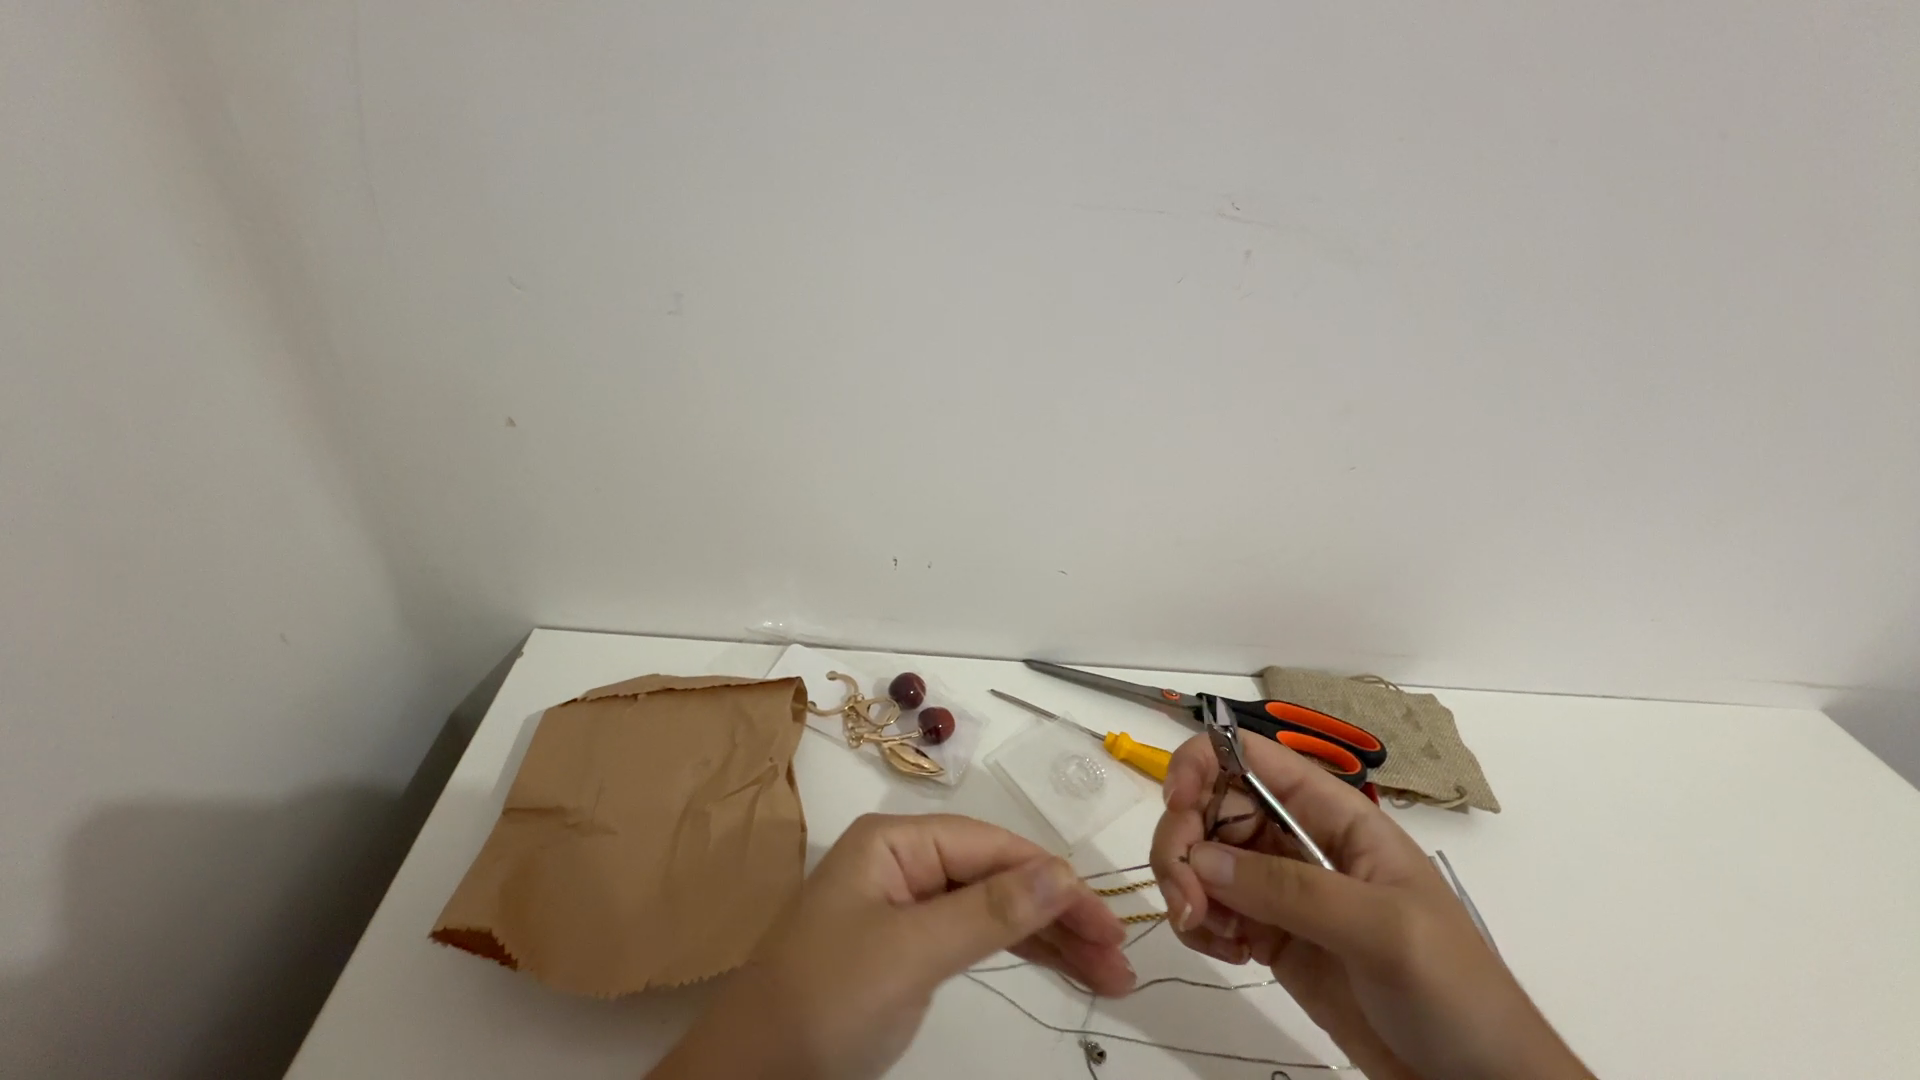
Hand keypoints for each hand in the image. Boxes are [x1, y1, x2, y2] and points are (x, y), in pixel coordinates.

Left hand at [649, 813, 1132, 1079]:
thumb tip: (1063, 871)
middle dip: (1059, 914)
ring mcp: (907, 903)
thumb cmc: (826, 1000)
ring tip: (1110, 974)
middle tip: (1120, 960)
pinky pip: (975, 936)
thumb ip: (989, 911)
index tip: (1108, 922)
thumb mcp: (912, 952)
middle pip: (999, 876)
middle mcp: (905, 861)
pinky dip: (1019, 953)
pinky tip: (1062, 965)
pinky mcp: (909, 944)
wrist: (751, 1074)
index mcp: (896, 842)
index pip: (992, 847)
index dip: (1053, 880)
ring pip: (994, 908)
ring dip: (1050, 938)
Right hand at [1151, 736, 1592, 1079]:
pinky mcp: (1268, 937)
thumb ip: (1289, 888)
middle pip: (1214, 808)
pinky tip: (1224, 952)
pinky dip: (1198, 924)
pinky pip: (1210, 910)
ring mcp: (1281, 890)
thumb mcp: (1382, 929)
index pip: (1254, 758)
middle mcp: (1299, 841)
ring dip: (1185, 885)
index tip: (1176, 804)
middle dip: (1185, 840)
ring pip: (1203, 858)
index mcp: (1335, 816)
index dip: (1204, 763)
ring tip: (1205, 932)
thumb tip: (1200, 856)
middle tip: (1185, 896)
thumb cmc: (1454, 991)